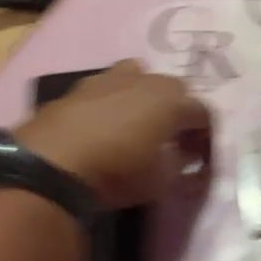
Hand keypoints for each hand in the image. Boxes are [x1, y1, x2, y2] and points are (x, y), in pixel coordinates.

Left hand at [18, 60, 211, 206]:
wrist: (52, 163)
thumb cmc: (119, 172)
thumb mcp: (164, 182)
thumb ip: (186, 170)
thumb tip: (192, 165)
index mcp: (174, 102)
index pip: (205, 114)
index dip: (207, 139)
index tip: (201, 161)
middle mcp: (147, 80)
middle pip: (177, 91)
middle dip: (181, 115)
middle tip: (176, 143)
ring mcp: (110, 78)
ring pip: (142, 80)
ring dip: (148, 101)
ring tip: (142, 127)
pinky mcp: (80, 87)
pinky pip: (110, 88)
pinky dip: (118, 102)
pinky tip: (109, 124)